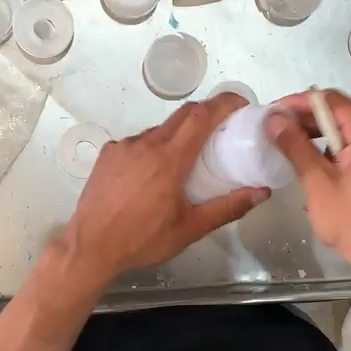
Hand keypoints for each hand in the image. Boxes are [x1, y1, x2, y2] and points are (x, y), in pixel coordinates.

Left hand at [59, 94, 268, 283]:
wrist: (90, 248)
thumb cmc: (142, 240)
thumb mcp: (190, 228)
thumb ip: (228, 207)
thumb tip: (261, 193)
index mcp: (170, 160)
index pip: (201, 116)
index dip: (224, 103)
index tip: (240, 104)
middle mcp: (146, 145)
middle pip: (183, 115)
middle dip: (206, 115)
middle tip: (222, 129)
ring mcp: (124, 147)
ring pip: (159, 130)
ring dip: (178, 136)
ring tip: (186, 160)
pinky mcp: (108, 154)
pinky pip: (137, 143)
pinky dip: (153, 149)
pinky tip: (153, 174)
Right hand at [266, 91, 350, 281]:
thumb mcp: (318, 184)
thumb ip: (296, 146)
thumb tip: (274, 120)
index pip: (332, 101)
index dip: (299, 103)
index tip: (273, 113)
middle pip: (344, 112)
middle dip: (309, 119)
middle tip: (278, 131)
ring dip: (322, 135)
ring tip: (293, 148)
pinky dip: (340, 148)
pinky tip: (319, 162)